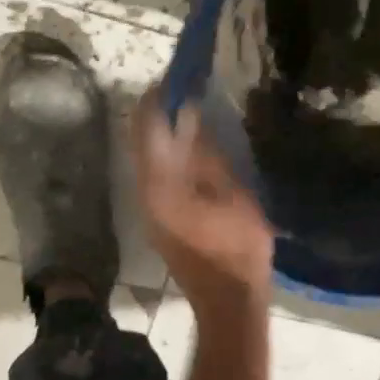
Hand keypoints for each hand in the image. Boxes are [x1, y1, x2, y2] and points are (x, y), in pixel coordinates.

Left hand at [132, 92, 273, 313]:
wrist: (228, 302)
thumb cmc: (238, 249)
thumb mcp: (233, 194)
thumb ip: (208, 155)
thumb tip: (191, 117)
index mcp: (162, 185)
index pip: (148, 128)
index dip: (157, 98)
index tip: (174, 76)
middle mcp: (146, 193)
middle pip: (141, 141)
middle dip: (157, 112)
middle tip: (181, 88)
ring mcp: (149, 209)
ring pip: (147, 158)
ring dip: (162, 133)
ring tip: (189, 111)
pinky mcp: (159, 219)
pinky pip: (156, 175)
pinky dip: (168, 154)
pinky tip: (192, 148)